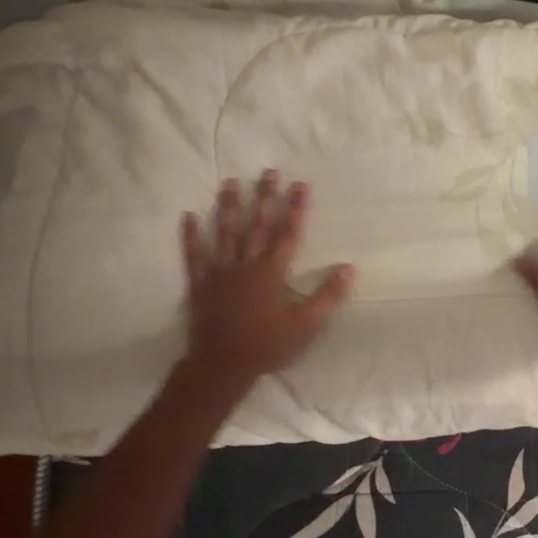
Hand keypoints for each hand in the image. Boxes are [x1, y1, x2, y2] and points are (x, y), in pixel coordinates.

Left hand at [182, 171, 353, 390]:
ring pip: (225, 233)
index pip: (288, 233)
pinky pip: (194, 256)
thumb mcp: (306, 324)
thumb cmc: (267, 345)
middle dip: (265, 197)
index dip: (296, 208)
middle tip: (269, 172)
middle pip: (257, 225)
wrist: (222, 365)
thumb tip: (350, 268)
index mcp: (272, 272)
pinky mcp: (200, 284)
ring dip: (228, 207)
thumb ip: (328, 295)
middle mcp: (246, 264)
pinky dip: (191, 236)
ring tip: (230, 182)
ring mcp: (220, 272)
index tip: (301, 184)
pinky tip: (188, 217)